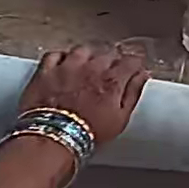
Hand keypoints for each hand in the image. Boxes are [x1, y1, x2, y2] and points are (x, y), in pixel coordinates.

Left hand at [20, 44, 151, 147]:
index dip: (135, 63)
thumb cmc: (88, 132)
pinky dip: (61, 57)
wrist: (52, 138)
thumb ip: (133, 93)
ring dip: (89, 55)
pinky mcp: (46, 71)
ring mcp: (67, 67)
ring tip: (89, 65)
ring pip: (83, 49)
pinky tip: (64, 64)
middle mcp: (91, 68)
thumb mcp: (121, 118)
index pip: (131, 60)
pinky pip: (54, 54)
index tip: (134, 68)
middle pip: (108, 52)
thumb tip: (142, 76)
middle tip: (112, 70)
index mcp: (112, 80)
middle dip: (113, 59)